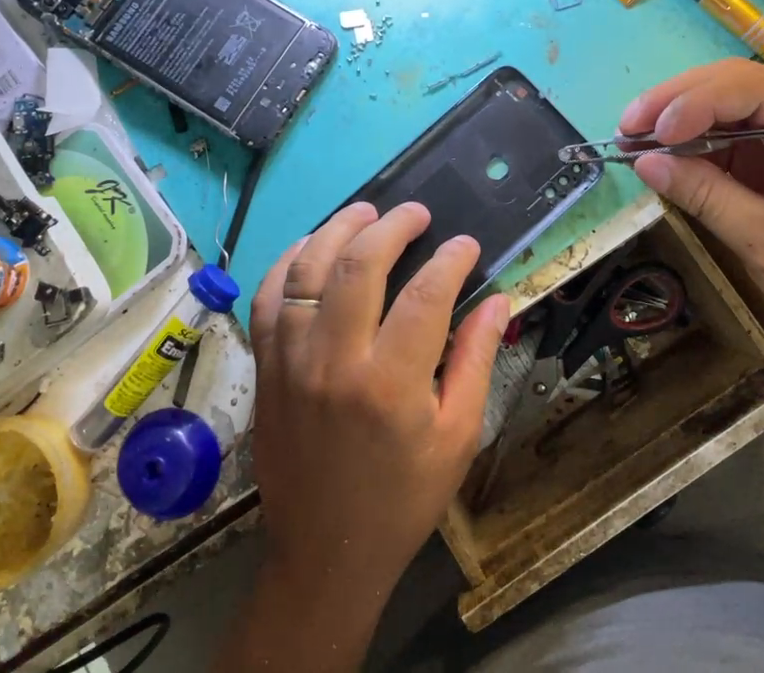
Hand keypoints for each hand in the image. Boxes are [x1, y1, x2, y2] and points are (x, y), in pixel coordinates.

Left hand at [249, 201, 511, 597]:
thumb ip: (475, 361)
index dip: (450, 258)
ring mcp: (290, 361)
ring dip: (336, 229)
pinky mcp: (265, 368)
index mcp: (391, 383)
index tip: (464, 245)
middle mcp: (334, 361)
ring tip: (366, 212)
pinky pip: (268, 299)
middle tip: (417, 213)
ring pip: (305, 269)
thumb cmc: (404, 498)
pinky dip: (288, 262)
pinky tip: (310, 248)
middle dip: (392, 226)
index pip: (425, 293)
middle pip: (357, 264)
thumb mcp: (458, 437)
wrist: (326, 551)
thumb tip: (497, 301)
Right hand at [620, 59, 763, 352]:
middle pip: (738, 87)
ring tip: (632, 137)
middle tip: (627, 126)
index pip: (757, 90)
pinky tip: (660, 154)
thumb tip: (643, 162)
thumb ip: (706, 194)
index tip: (655, 131)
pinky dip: (692, 145)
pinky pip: (730, 138)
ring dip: (678, 119)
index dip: (699, 101)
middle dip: (679, 102)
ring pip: (728, 106)